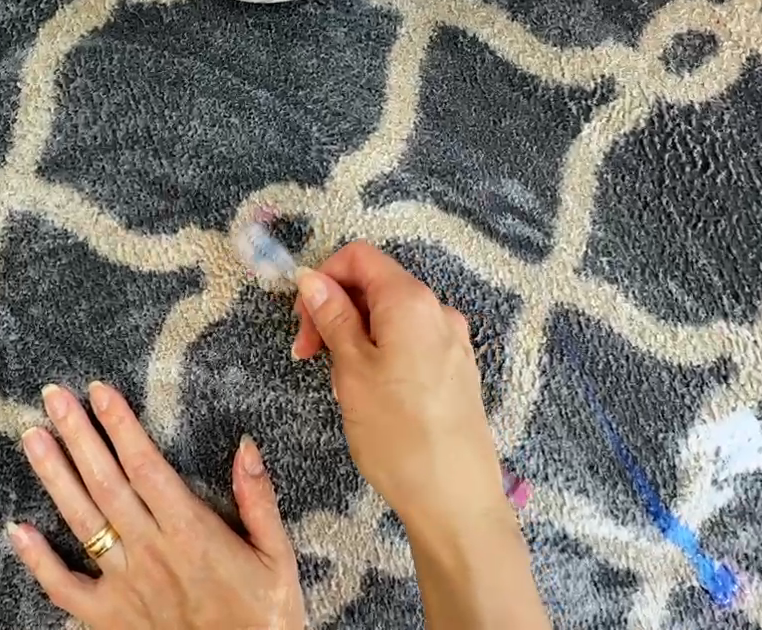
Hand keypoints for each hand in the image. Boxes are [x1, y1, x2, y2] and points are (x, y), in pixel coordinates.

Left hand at [6, 381, 305, 629]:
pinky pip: (65, 588)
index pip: (145, 465)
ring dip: (54, 477)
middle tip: (53, 397)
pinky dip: (37, 561)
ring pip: (82, 523)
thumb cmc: (265, 617)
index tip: (99, 391)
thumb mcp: (276, 556)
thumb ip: (259, 498)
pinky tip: (16, 529)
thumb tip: (244, 444)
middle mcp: (152, 553)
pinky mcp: (109, 619)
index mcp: (191, 531)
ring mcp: (126, 587)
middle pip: (106, 483)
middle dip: (78, 436)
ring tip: (32, 437)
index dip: (120, 425)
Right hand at [290, 242, 504, 531]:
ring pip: (390, 315)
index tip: (303, 320)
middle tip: (310, 355)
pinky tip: (372, 392)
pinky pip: (410, 340)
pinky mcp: (457, 369)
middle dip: (336, 309)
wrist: (458, 504)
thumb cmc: (397, 433)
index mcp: (411, 300)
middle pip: (375, 284)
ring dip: (355, 334)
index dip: (324, 277)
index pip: (360, 256)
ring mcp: (452, 340)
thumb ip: (333, 316)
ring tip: (341, 383)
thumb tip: (312, 277)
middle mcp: (437, 310)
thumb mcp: (351, 369)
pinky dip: (381, 351)